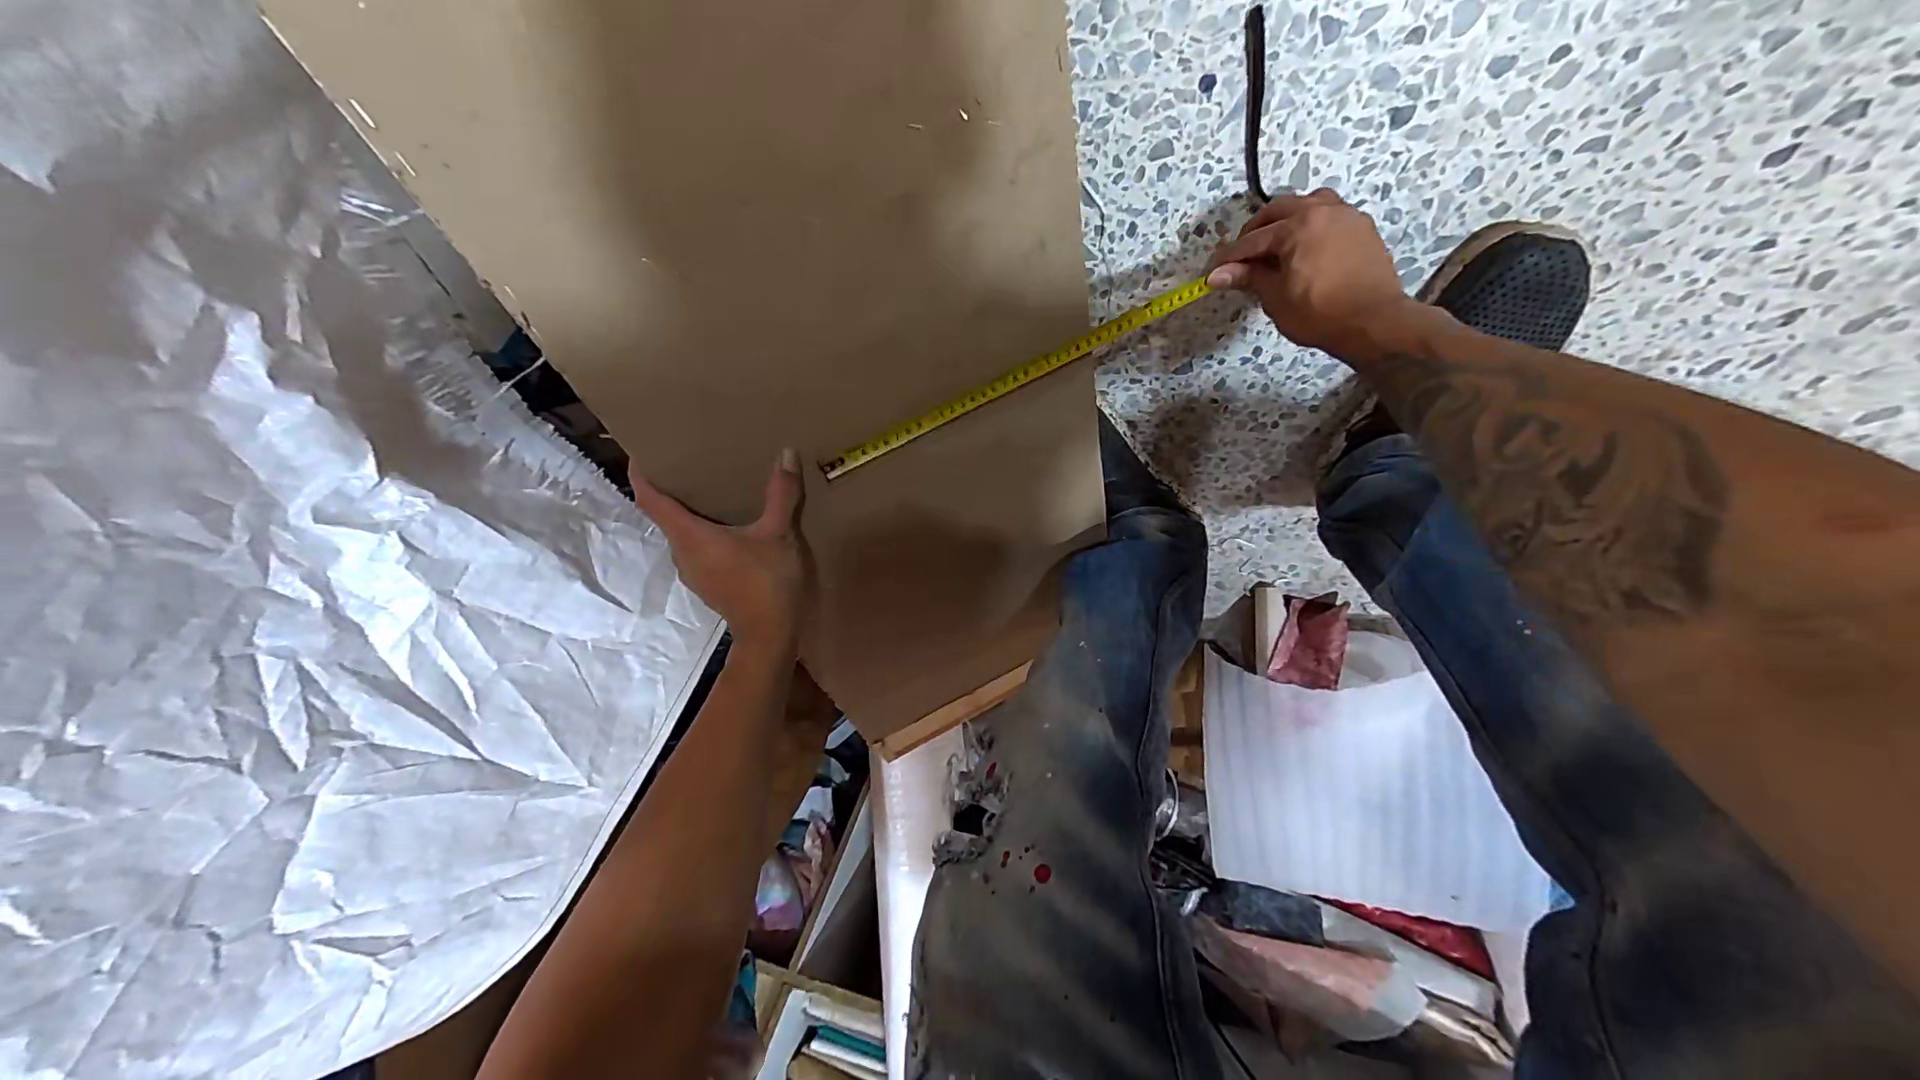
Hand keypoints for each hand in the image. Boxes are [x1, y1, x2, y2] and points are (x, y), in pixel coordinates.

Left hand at [631, 449, 810, 654]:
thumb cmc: (767, 581)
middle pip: (663, 515)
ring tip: (707, 489)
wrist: (771, 634)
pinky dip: (701, 530)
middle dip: (669, 489)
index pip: (650, 500)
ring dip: (686, 512)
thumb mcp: (779, 534)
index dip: (641, 474)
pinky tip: (726, 524)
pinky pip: (694, 548)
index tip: (641, 452)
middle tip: (685, 462)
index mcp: (689, 536)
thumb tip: (786, 453)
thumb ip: (781, 493)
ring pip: (679, 533)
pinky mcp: (706, 583)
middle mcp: (682, 552)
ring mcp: (692, 571)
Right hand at [1206, 188, 1412, 357]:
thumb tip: (1217, 274)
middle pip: (1278, 210)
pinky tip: (1305, 247)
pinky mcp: (1362, 227)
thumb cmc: (1318, 314)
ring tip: (1276, 243)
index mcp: (1297, 226)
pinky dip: (1310, 224)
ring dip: (1285, 219)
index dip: (1229, 258)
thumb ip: (1249, 277)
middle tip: (1241, 256)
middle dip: (1254, 231)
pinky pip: (1329, 214)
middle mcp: (1322, 210)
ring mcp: (1346, 215)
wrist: (1373, 322)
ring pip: (1307, 204)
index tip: (1214, 271)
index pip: (1252, 240)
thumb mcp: (1275, 298)